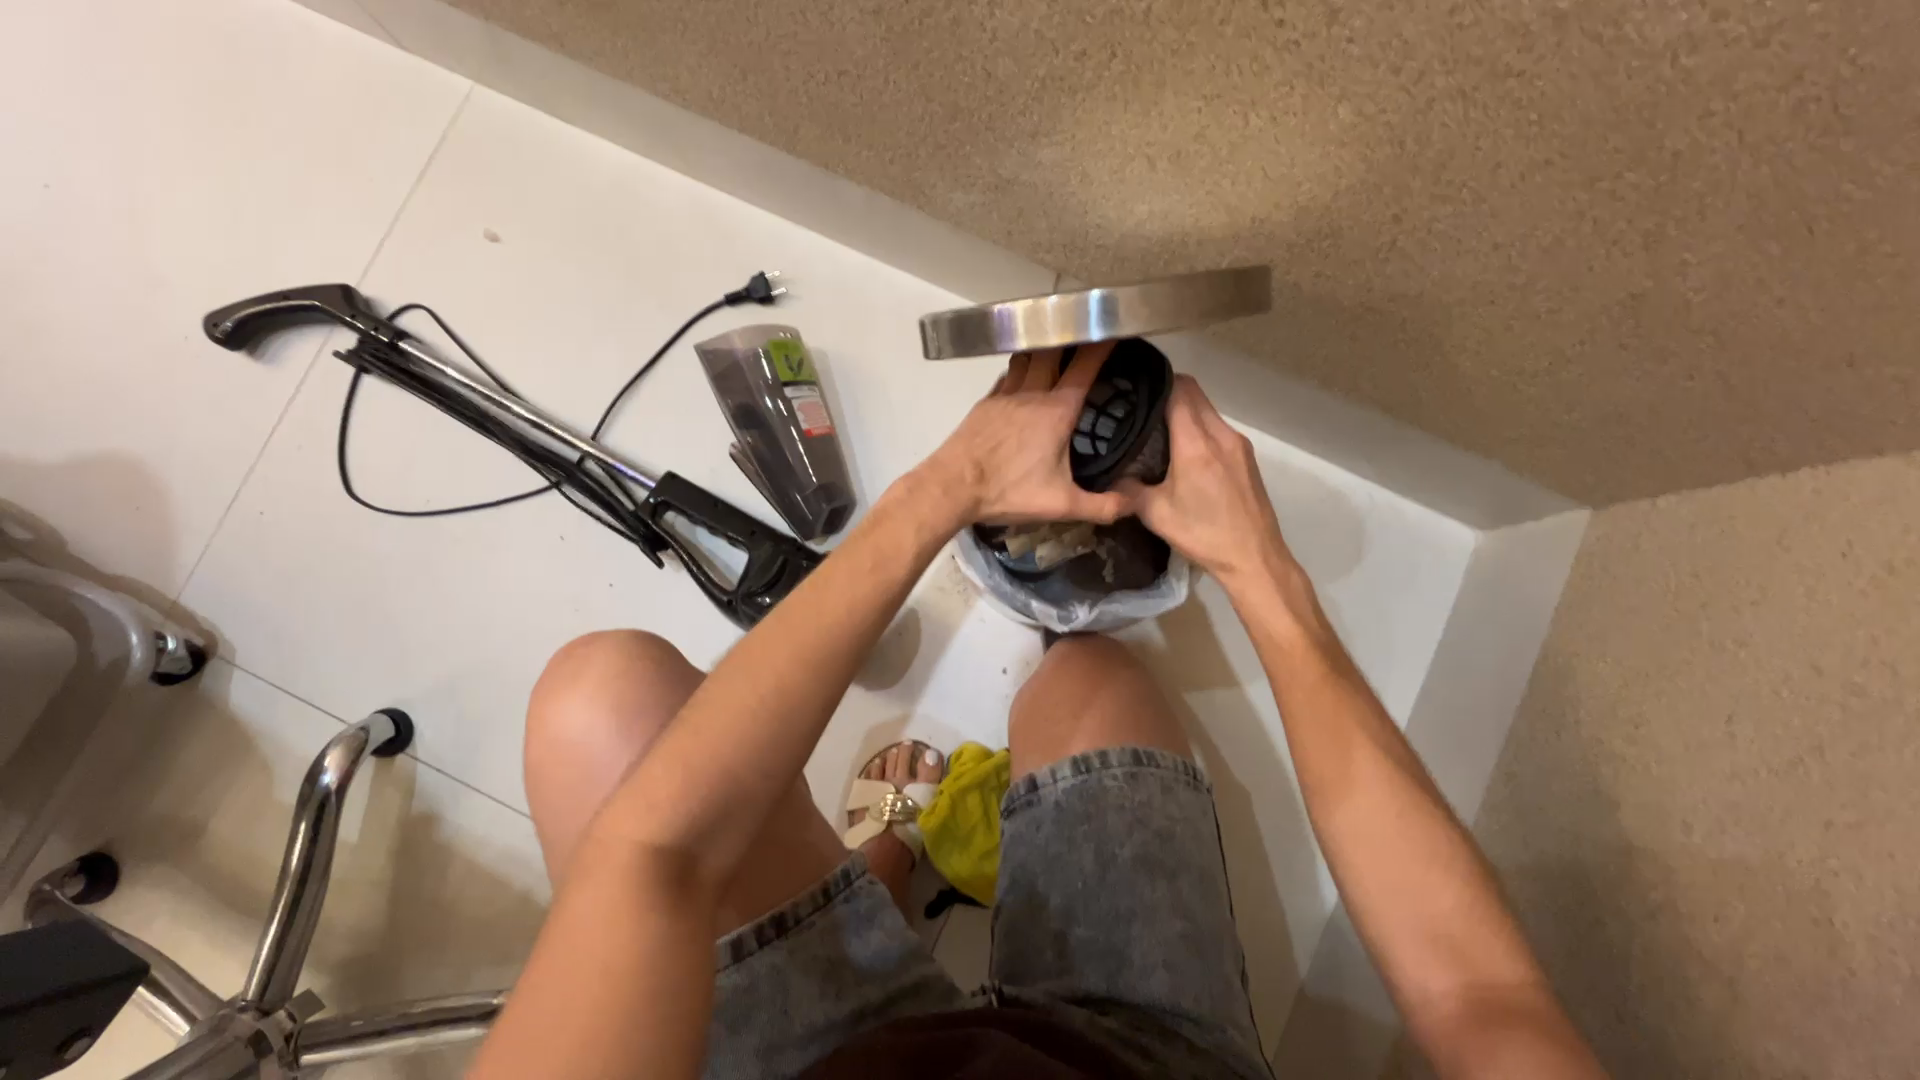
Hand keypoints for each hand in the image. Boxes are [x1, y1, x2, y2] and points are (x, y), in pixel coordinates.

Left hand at [919, 343, 1133, 524]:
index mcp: (1056, 412)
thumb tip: (1135, 503)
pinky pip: (1006, 376)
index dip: (1102, 346)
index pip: (1084, 368)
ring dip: (1043, 348)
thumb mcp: (1062, 505)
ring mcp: (1004, 395)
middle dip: (1070, 335)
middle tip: (1085, 330)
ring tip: (1056, 346)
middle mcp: (1031, 394)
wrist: (953, 486)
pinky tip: (1022, 376)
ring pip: (1027, 358)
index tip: (1115, 329)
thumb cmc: (1009, 491)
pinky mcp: (985, 404)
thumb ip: (1102, 506)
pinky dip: (1019, 368)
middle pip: (1052, 351)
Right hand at [1116, 376, 1297, 591]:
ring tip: (1157, 430)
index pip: (1179, 391)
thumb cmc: (1203, 535)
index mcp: (1196, 444)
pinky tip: (1182, 451)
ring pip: (1207, 410)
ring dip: (1184, 411)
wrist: (1253, 557)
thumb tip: (1110, 474)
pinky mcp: (1246, 456)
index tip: (1133, 390)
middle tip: (1139, 409)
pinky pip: (1218, 428)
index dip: (1155, 384)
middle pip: (1194, 394)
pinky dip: (1199, 428)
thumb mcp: (1155, 513)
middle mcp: (1221, 435)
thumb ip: (1128, 488)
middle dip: (1167, 394)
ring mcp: (1238, 444)